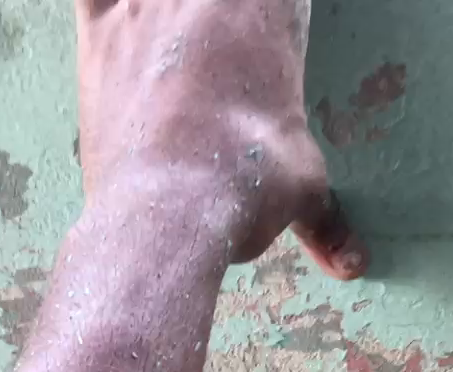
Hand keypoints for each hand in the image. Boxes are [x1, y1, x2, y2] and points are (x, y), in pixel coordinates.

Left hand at [74, 0, 369, 278]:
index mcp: (268, 8)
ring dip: (170, 12)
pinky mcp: (97, 32)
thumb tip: (354, 264)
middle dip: (221, 18)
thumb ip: (326, 218)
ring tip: (176, 37)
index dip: (277, 13)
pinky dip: (107, 2)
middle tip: (223, 56)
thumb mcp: (302, 196)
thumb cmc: (246, 191)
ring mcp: (144, 2)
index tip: (265, 51)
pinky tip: (120, 17)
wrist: (168, 215)